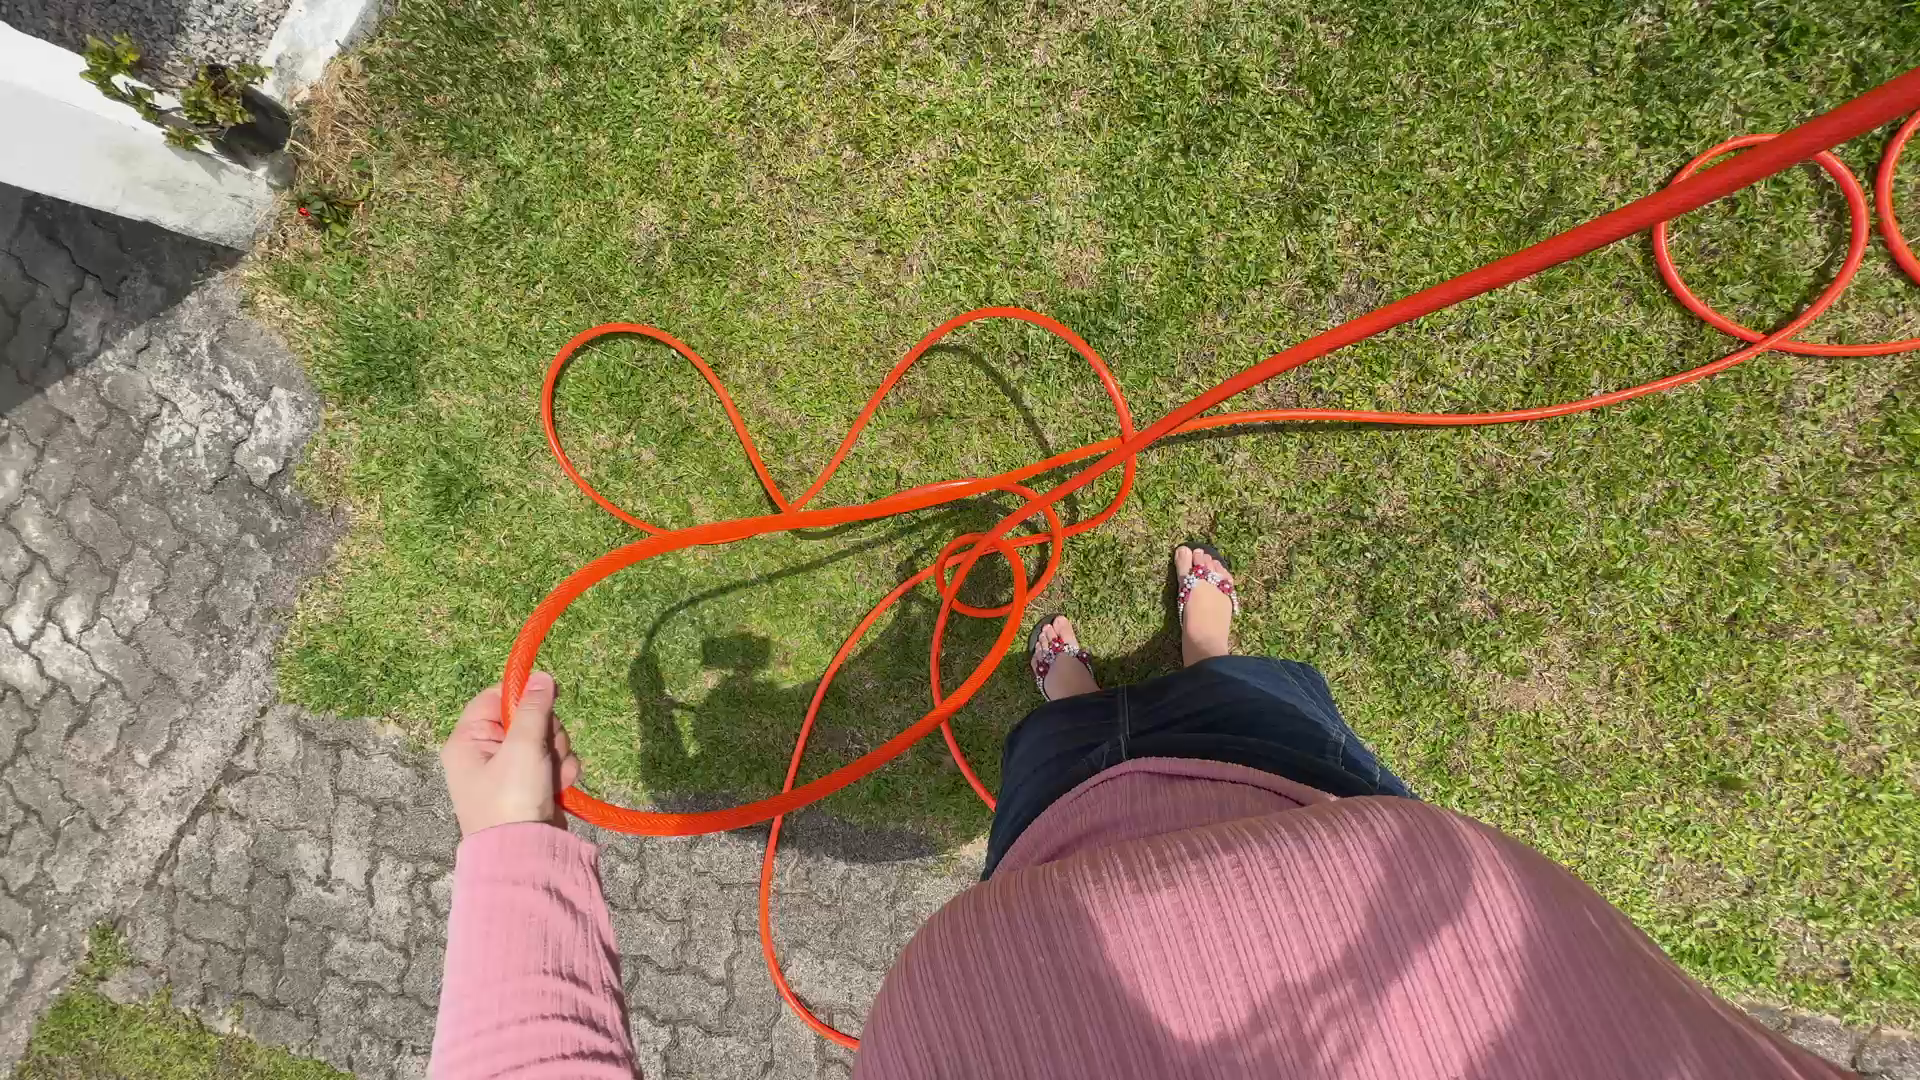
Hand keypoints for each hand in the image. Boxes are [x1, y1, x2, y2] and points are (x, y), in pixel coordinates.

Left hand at [441, 671, 582, 835]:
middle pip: (527, 717)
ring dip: (558, 753)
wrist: (525, 852)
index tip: (549, 695)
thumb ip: (534, 709)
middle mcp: (485, 752)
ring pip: (546, 738)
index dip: (522, 694)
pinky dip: (562, 769)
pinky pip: (554, 759)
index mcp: (468, 740)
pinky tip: (559, 785)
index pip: (495, 698)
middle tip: (546, 750)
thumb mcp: (523, 747)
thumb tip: (541, 676)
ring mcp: (509, 768)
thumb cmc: (512, 797)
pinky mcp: (531, 782)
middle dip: (548, 732)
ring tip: (553, 775)